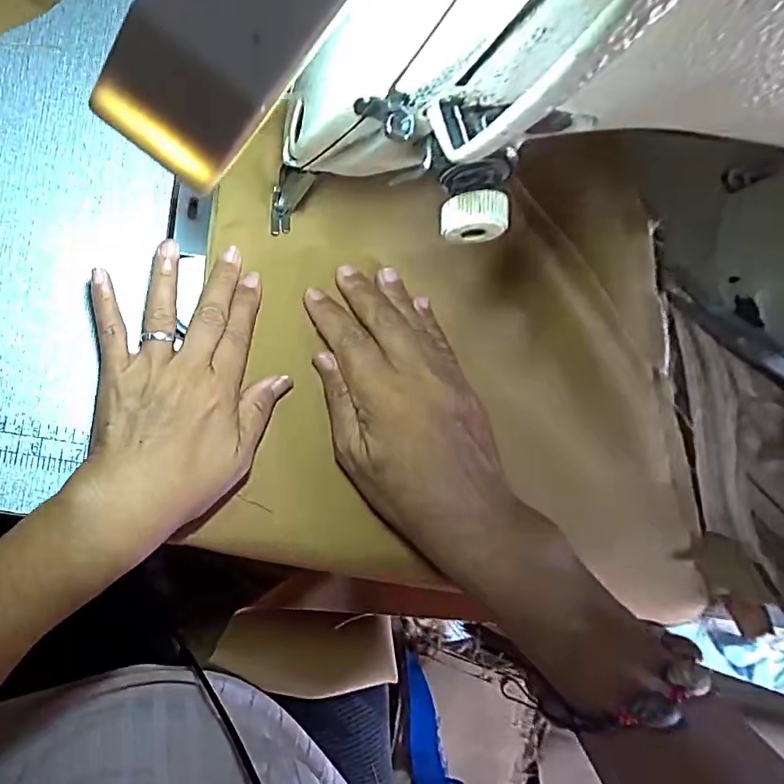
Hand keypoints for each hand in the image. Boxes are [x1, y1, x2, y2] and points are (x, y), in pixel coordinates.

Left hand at [69, 239, 292, 549]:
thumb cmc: (188, 482)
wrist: (134, 493)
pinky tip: (99, 274)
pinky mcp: (116, 372)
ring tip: (169, 245)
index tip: (253, 278)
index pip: (238, 335)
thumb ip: (256, 412)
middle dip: (220, 281)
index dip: (247, 305)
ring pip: (160, 312)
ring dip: (166, 276)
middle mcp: (187, 368)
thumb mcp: (238, 456)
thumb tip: (281, 378)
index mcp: (219, 387)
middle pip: (207, 316)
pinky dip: (104, 301)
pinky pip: (111, 331)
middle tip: (229, 253)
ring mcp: (149, 366)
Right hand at [306, 266, 681, 714]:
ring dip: (395, 296)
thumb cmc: (399, 491)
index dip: (329, 315)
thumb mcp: (353, 454)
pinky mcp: (463, 384)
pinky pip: (442, 341)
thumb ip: (340, 401)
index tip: (312, 293)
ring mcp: (444, 376)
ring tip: (380, 272)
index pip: (349, 341)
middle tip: (343, 270)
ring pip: (415, 325)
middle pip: (384, 323)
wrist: (471, 513)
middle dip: (361, 295)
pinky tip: (419, 302)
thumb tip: (324, 358)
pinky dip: (428, 318)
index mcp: (381, 393)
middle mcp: (415, 374)